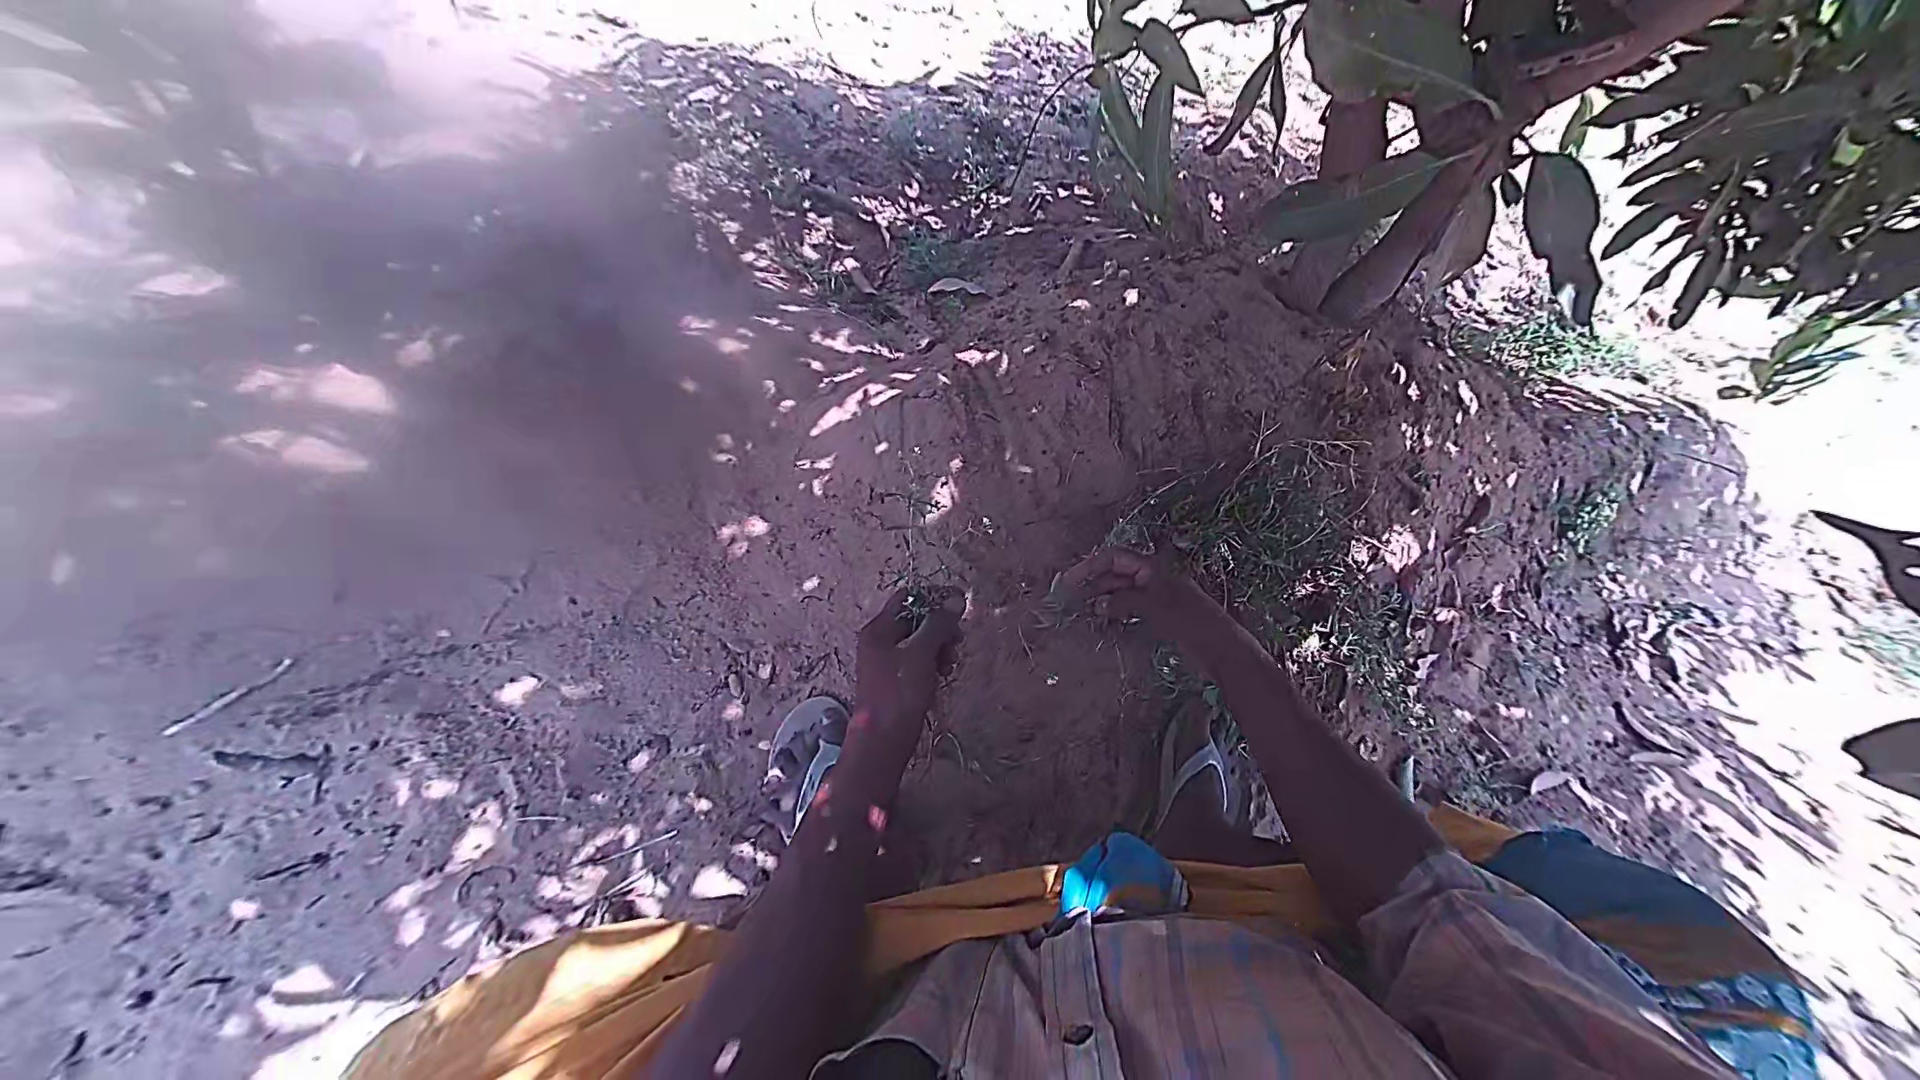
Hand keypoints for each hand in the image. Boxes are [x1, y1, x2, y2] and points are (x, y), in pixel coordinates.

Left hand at [855, 587, 961, 729]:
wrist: (883, 741)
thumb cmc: (899, 693)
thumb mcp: (921, 653)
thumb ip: (938, 624)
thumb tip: (955, 598)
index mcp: (878, 629)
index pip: (908, 597)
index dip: (934, 597)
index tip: (959, 605)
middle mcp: (880, 641)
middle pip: (916, 619)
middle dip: (940, 627)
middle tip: (956, 641)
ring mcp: (887, 662)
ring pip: (920, 641)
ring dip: (940, 647)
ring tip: (949, 664)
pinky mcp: (896, 680)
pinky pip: (919, 661)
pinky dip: (933, 663)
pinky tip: (942, 675)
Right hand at [1054, 547, 1204, 627]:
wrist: (1220, 647)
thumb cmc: (1189, 621)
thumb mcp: (1154, 606)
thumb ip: (1123, 602)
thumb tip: (1097, 604)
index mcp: (1153, 566)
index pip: (1114, 558)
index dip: (1090, 566)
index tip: (1070, 581)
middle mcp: (1152, 576)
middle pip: (1116, 573)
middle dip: (1093, 582)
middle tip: (1070, 598)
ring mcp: (1156, 595)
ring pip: (1122, 590)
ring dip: (1103, 598)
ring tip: (1083, 610)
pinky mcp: (1159, 613)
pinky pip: (1130, 606)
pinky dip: (1116, 610)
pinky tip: (1104, 618)